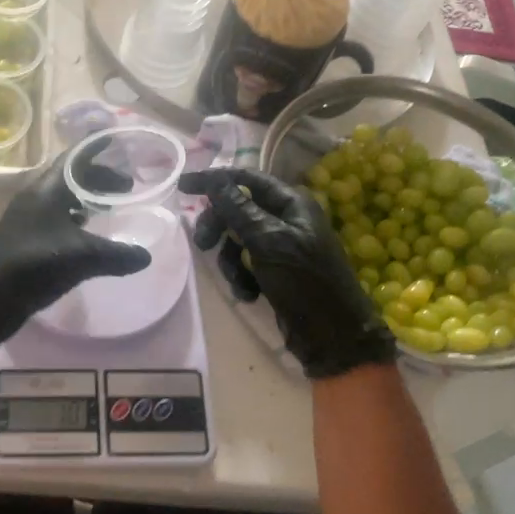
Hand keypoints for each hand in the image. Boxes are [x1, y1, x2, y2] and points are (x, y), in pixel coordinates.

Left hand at [0, 152, 151, 396]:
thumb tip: (145, 256)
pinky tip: (86, 234)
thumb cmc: (33, 267)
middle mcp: (34, 197)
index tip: (117, 142)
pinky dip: (73, 217)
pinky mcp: (23, 238)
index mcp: (46, 190)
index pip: (75, 157)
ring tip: (109, 208)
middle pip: (70, 176)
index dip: (96, 149)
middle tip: (126, 187)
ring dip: (85, 198)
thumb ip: (116, 255)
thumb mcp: (81, 258)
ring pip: (61, 197)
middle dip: (99, 177)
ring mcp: (26, 218)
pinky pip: (54, 216)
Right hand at [181, 167, 394, 378]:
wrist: (331, 335)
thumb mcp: (269, 242)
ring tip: (239, 281)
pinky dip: (241, 277)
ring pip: (237, 239)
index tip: (183, 186)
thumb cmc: (305, 282)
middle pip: (237, 209)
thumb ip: (239, 209)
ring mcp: (280, 245)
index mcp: (292, 203)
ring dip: (231, 260)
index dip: (214, 180)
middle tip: (203, 243)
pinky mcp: (274, 270)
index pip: (246, 178)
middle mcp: (286, 218)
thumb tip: (215, 181)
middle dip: (219, 226)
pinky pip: (245, 263)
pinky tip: (250, 293)